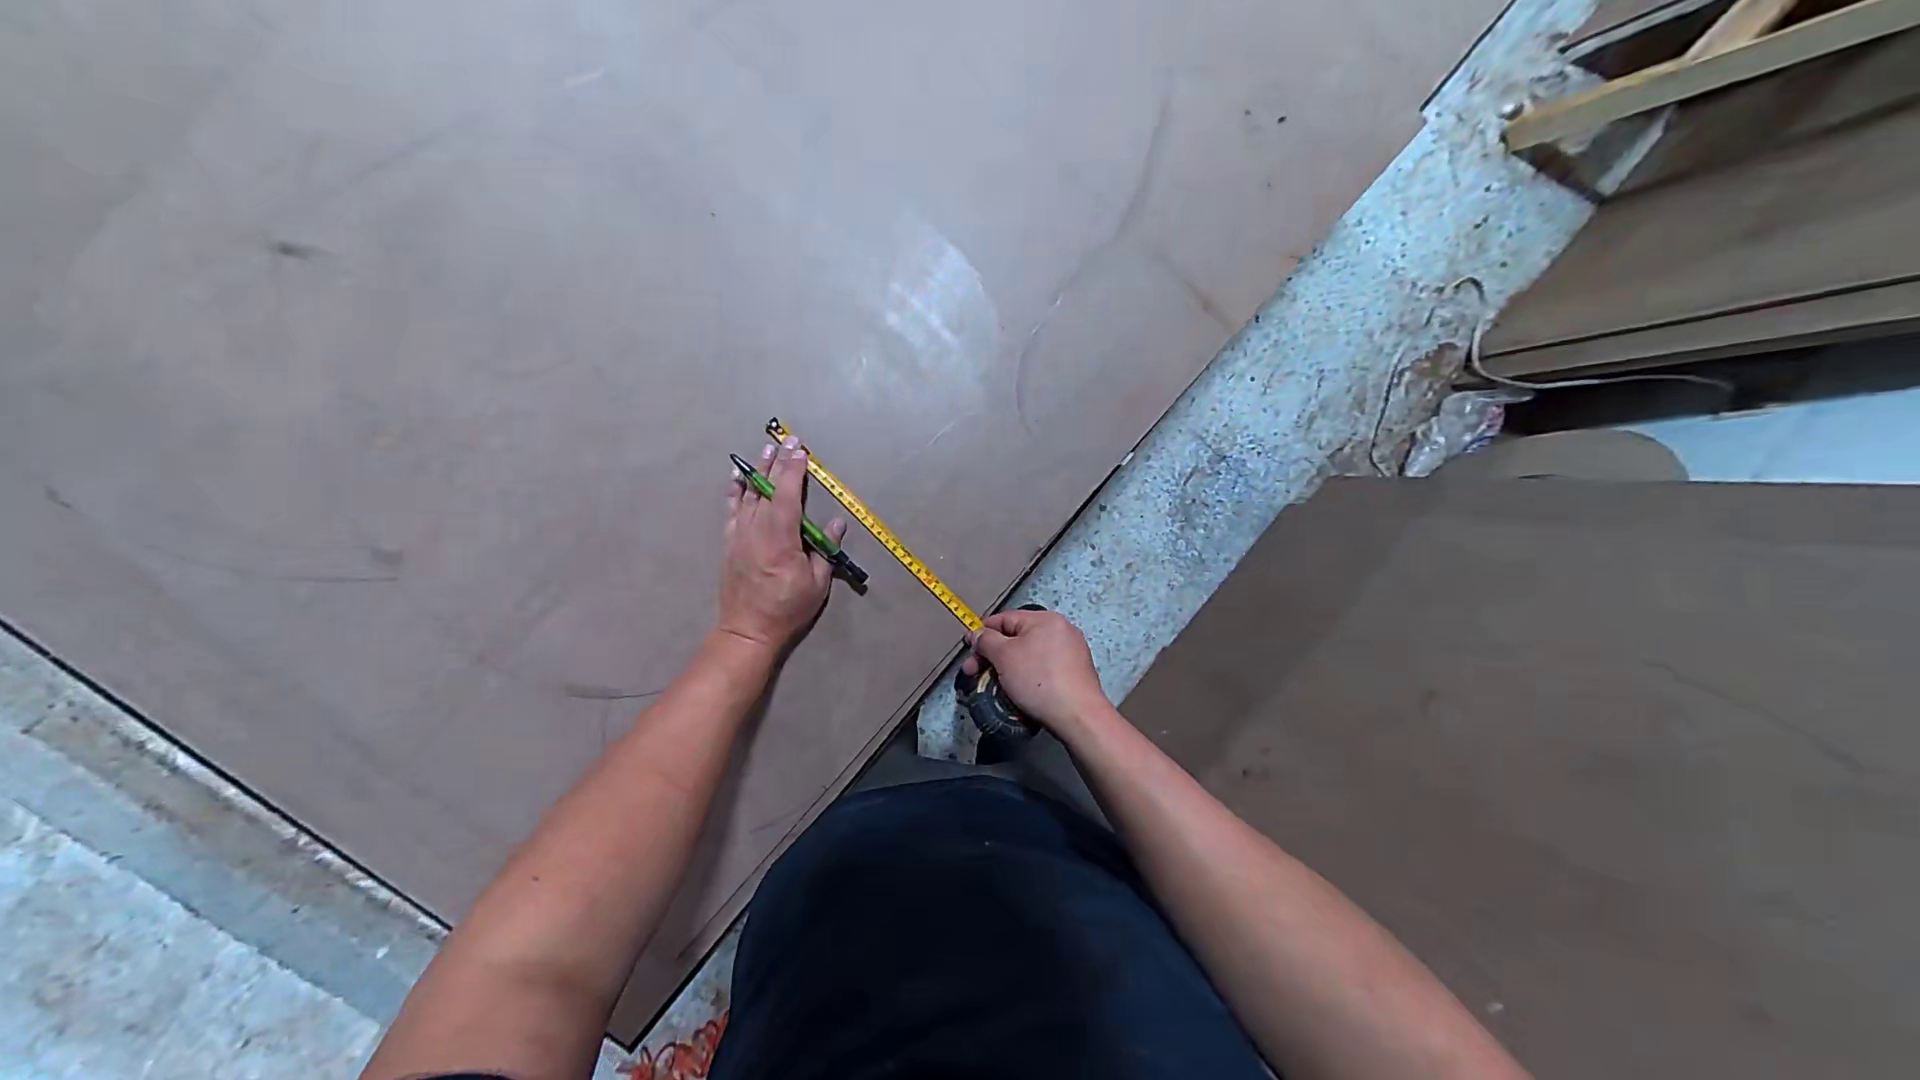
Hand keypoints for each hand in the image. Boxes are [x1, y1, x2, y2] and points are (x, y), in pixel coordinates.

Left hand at [717, 437, 846, 650]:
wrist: (748, 630)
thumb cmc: (787, 609)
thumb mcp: (817, 584)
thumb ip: (825, 550)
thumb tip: (835, 523)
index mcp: (781, 539)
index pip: (788, 496)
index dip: (795, 471)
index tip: (801, 451)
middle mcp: (757, 531)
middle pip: (768, 489)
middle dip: (779, 462)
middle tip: (787, 440)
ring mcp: (740, 535)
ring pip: (749, 495)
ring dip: (759, 470)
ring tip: (765, 449)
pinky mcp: (730, 543)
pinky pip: (732, 510)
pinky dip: (735, 492)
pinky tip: (738, 478)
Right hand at [963, 609, 1113, 736]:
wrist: (1078, 716)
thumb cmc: (1039, 681)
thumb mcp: (1004, 656)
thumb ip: (986, 640)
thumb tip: (978, 634)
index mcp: (1045, 619)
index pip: (1004, 618)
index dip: (982, 632)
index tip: (968, 649)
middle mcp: (1061, 630)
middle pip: (1016, 638)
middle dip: (992, 656)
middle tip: (974, 673)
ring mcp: (1070, 652)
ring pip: (1028, 655)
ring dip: (1007, 668)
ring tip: (994, 686)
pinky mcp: (1075, 673)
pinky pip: (1042, 669)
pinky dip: (1026, 677)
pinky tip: (1018, 692)